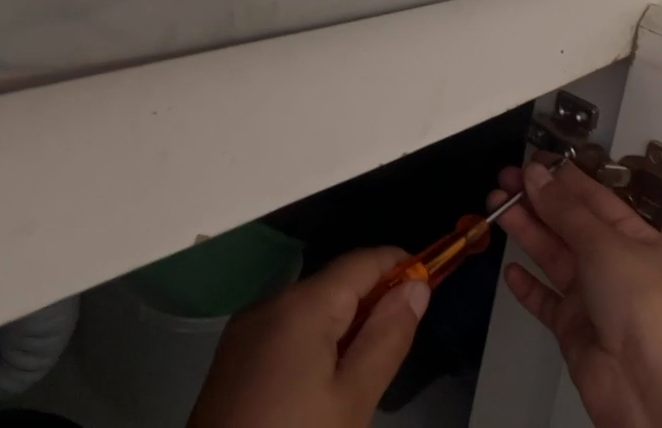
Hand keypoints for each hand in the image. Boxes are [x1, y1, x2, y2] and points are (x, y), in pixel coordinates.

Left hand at [188, 246, 428, 427]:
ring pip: (311, 307)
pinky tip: (322, 381)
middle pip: (336, 283)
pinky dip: (314, 340)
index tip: (429, 286)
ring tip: (363, 369)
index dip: (400, 266)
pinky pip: (285, 329)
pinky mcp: (232, 356)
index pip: (363, 261)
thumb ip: (388, 337)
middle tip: (399, 342)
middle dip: (372, 301)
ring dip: (344, 323)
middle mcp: (270, 302)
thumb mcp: (353, 400)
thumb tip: (416, 287)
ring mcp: (245, 329)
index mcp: (301, 305)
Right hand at [490, 160, 661, 427]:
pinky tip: (510, 271)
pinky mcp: (573, 328)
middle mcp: (614, 264)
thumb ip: (565, 210)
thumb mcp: (604, 243)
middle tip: (503, 183)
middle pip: (568, 224)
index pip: (592, 197)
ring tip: (496, 209)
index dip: (560, 178)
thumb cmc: (643, 308)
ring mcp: (593, 297)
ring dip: (525, 232)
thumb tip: (538, 175)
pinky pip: (545, 299)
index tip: (530, 162)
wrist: (646, 386)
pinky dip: (527, 285)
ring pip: (552, 256)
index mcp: (634, 237)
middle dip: (536, 201)